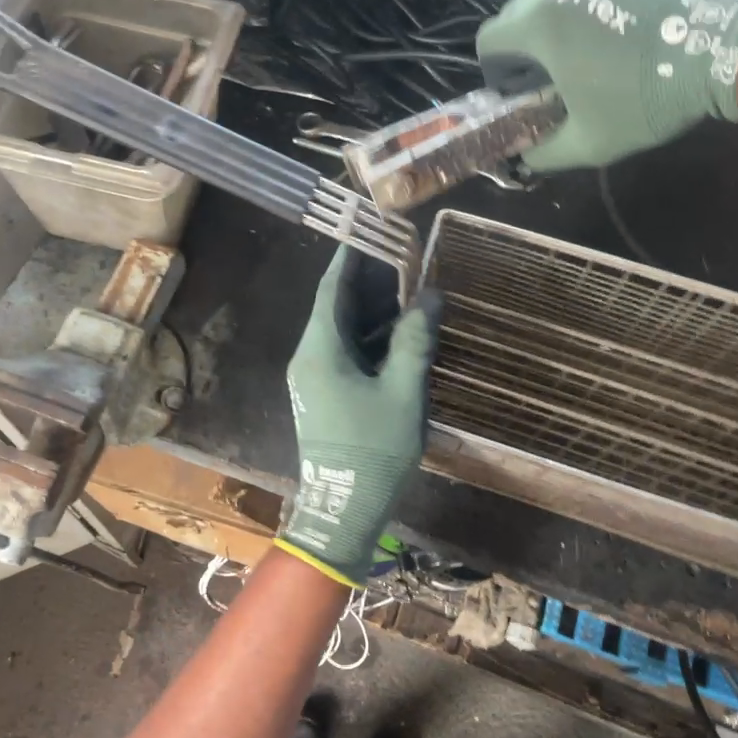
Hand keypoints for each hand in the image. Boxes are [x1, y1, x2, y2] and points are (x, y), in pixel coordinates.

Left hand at [276, 248, 440, 586]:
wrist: (345, 508)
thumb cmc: (374, 448)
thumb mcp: (403, 391)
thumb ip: (415, 340)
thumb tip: (429, 295)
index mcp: (320, 350)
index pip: (332, 289)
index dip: (351, 257)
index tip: (370, 229)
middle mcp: (309, 357)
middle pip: (335, 307)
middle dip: (367, 282)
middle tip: (402, 257)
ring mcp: (313, 378)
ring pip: (340, 332)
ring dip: (371, 312)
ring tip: (408, 290)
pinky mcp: (323, 396)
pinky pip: (343, 353)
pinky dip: (369, 339)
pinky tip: (399, 336)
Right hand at [476, 0, 737, 171]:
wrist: (731, 44)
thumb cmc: (650, 96)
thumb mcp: (591, 141)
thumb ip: (544, 152)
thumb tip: (526, 155)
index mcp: (539, 21)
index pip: (489, 41)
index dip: (499, 72)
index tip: (525, 90)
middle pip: (521, 12)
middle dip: (530, 45)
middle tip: (562, 73)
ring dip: (565, 20)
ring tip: (602, 46)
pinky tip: (633, 23)